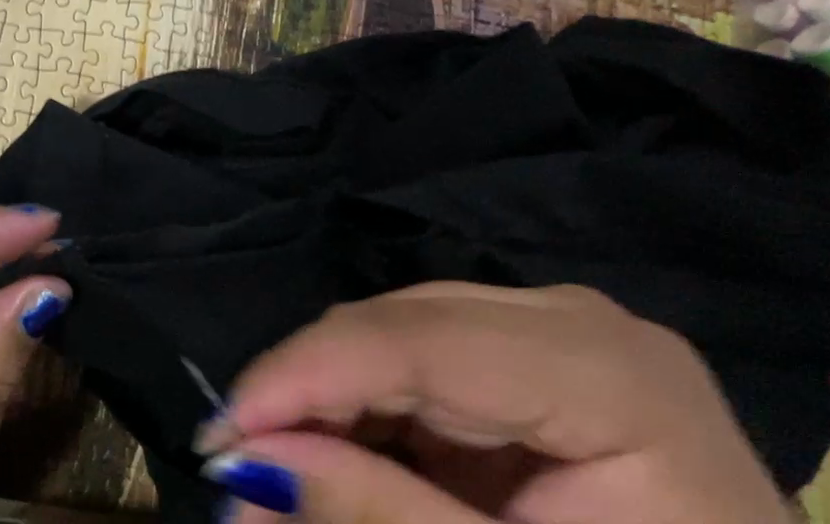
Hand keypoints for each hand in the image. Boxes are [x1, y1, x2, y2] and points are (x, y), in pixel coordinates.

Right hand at [197, 283, 796, 523]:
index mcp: (610, 375)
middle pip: (402, 327)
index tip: (219, 434)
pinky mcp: (538, 361)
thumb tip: (237, 468)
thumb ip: (376, 514)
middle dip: (310, 391)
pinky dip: (373, 407)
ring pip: (399, 336)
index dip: (306, 376)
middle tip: (238, 464)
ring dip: (333, 399)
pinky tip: (346, 452)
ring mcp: (561, 335)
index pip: (419, 340)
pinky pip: (424, 361)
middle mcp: (581, 324)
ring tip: (285, 465)